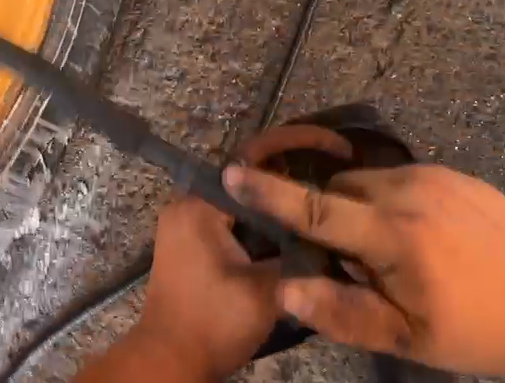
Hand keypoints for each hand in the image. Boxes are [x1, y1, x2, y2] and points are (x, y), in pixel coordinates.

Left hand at [83, 126, 352, 381]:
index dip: (296, 144)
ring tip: (321, 202)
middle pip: (248, 174)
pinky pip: (231, 217)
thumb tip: (330, 236)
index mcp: (201, 202)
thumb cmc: (213, 321)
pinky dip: (261, 222)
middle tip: (334, 176)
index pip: (253, 156)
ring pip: (242, 198)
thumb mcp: (266, 292)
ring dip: (277, 201)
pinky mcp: (189, 242)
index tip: (335, 146)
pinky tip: (293, 234)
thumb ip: (298, 257)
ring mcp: (186, 221)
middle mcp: (188, 201)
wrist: (168, 361)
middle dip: (291, 173)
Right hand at [223, 163, 504, 379]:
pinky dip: (397, 199)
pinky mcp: (457, 172)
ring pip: (371, 180)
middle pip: (342, 190)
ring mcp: (437, 176)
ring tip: (399, 250)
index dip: (270, 193)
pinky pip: (405, 177)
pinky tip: (430, 237)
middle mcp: (411, 193)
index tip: (232, 173)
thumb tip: (284, 287)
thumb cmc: (472, 333)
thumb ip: (340, 312)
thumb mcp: (405, 339)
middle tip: (359, 260)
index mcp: (395, 237)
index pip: (316, 210)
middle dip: (335, 216)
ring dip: (365, 206)